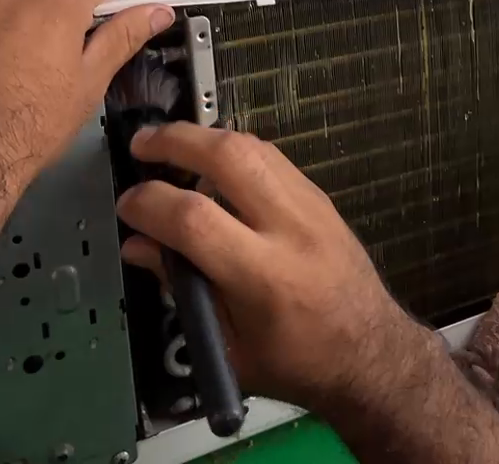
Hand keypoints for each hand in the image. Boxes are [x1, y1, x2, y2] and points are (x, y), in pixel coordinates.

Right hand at [114, 124, 442, 416]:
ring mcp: (310, 203)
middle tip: (141, 142)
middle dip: (178, 141)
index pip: (196, 220)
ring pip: (252, 146)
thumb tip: (137, 244)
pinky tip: (211, 157)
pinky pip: (270, 155)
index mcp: (264, 277)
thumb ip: (182, 290)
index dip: (151, 204)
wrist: (371, 350)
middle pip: (229, 158)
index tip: (127, 205)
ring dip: (205, 136)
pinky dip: (234, 148)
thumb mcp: (228, 347)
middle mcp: (290, 227)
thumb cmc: (295, 362)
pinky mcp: (319, 192)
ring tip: (169, 143)